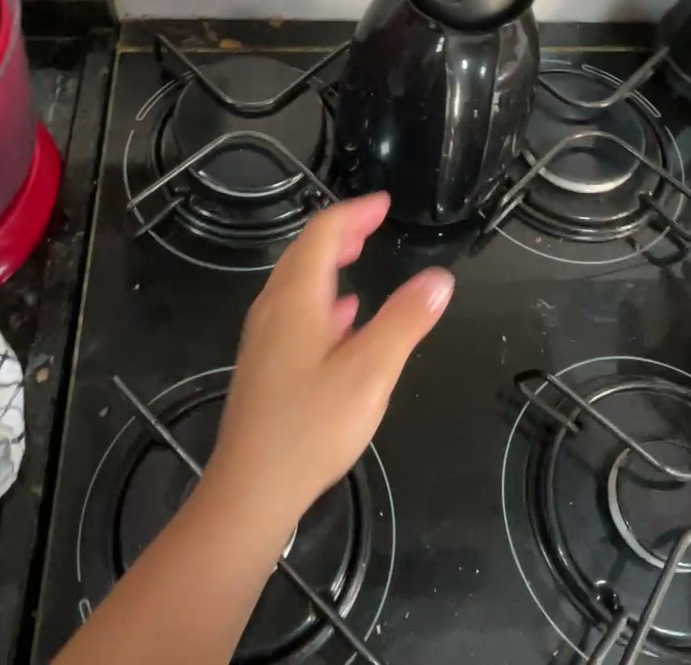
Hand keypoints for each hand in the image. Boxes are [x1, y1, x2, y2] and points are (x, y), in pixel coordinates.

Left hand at [205, 193, 452, 520]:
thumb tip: (440, 279)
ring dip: (328, 262)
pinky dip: (321, 297)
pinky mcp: (264, 362)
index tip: (384, 204)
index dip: (354, 213)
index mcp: (296, 298)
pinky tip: (341, 318)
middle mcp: (274, 308)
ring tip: (359, 255)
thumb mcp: (370, 373)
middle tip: (374, 222)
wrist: (251, 487)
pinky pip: (294, 310)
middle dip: (341, 231)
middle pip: (304, 252)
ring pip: (296, 281)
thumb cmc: (312, 426)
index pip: (322, 234)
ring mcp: (264, 335)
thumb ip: (405, 321)